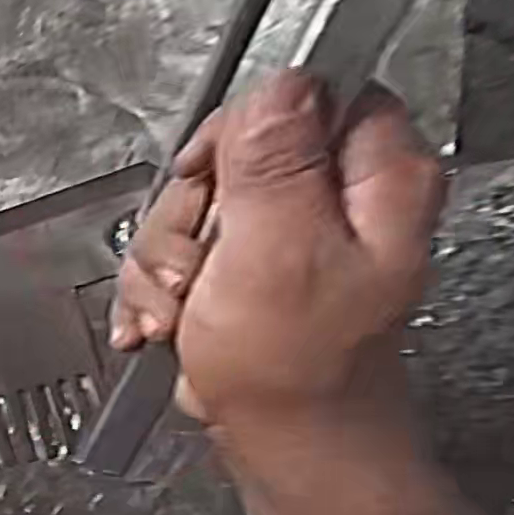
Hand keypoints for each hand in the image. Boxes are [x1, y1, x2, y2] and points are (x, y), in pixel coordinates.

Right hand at [112, 70, 513, 514]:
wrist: (275, 424)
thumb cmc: (289, 354)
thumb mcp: (277, 252)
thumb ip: (273, 170)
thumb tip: (274, 90)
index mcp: (364, 182)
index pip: (302, 104)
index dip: (237, 133)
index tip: (200, 180)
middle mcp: (319, 205)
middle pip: (220, 172)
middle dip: (178, 225)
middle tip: (190, 269)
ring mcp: (267, 243)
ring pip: (180, 222)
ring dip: (156, 271)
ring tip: (177, 310)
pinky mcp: (226, 275)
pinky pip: (164, 263)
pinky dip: (149, 296)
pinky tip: (160, 323)